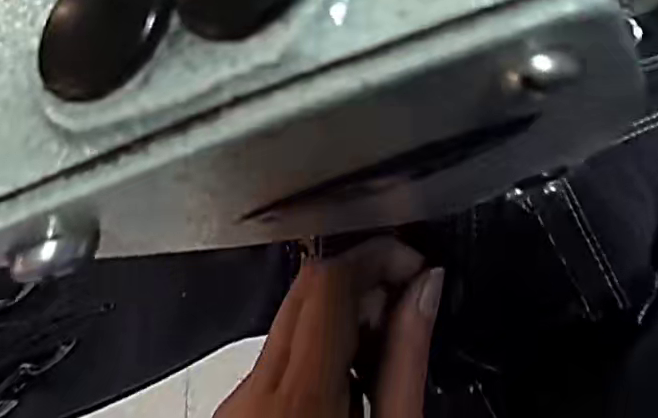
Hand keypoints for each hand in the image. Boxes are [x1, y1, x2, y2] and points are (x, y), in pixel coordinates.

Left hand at [215, 238, 442, 417]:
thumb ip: (407, 358)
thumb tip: (426, 285)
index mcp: (299, 400)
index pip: (331, 279)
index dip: (378, 255)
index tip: (413, 266)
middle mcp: (253, 395)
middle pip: (308, 286)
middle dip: (364, 276)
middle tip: (403, 297)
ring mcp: (235, 404)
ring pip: (293, 314)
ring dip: (343, 310)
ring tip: (378, 350)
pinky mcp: (231, 413)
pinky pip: (277, 350)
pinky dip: (319, 344)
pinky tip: (347, 379)